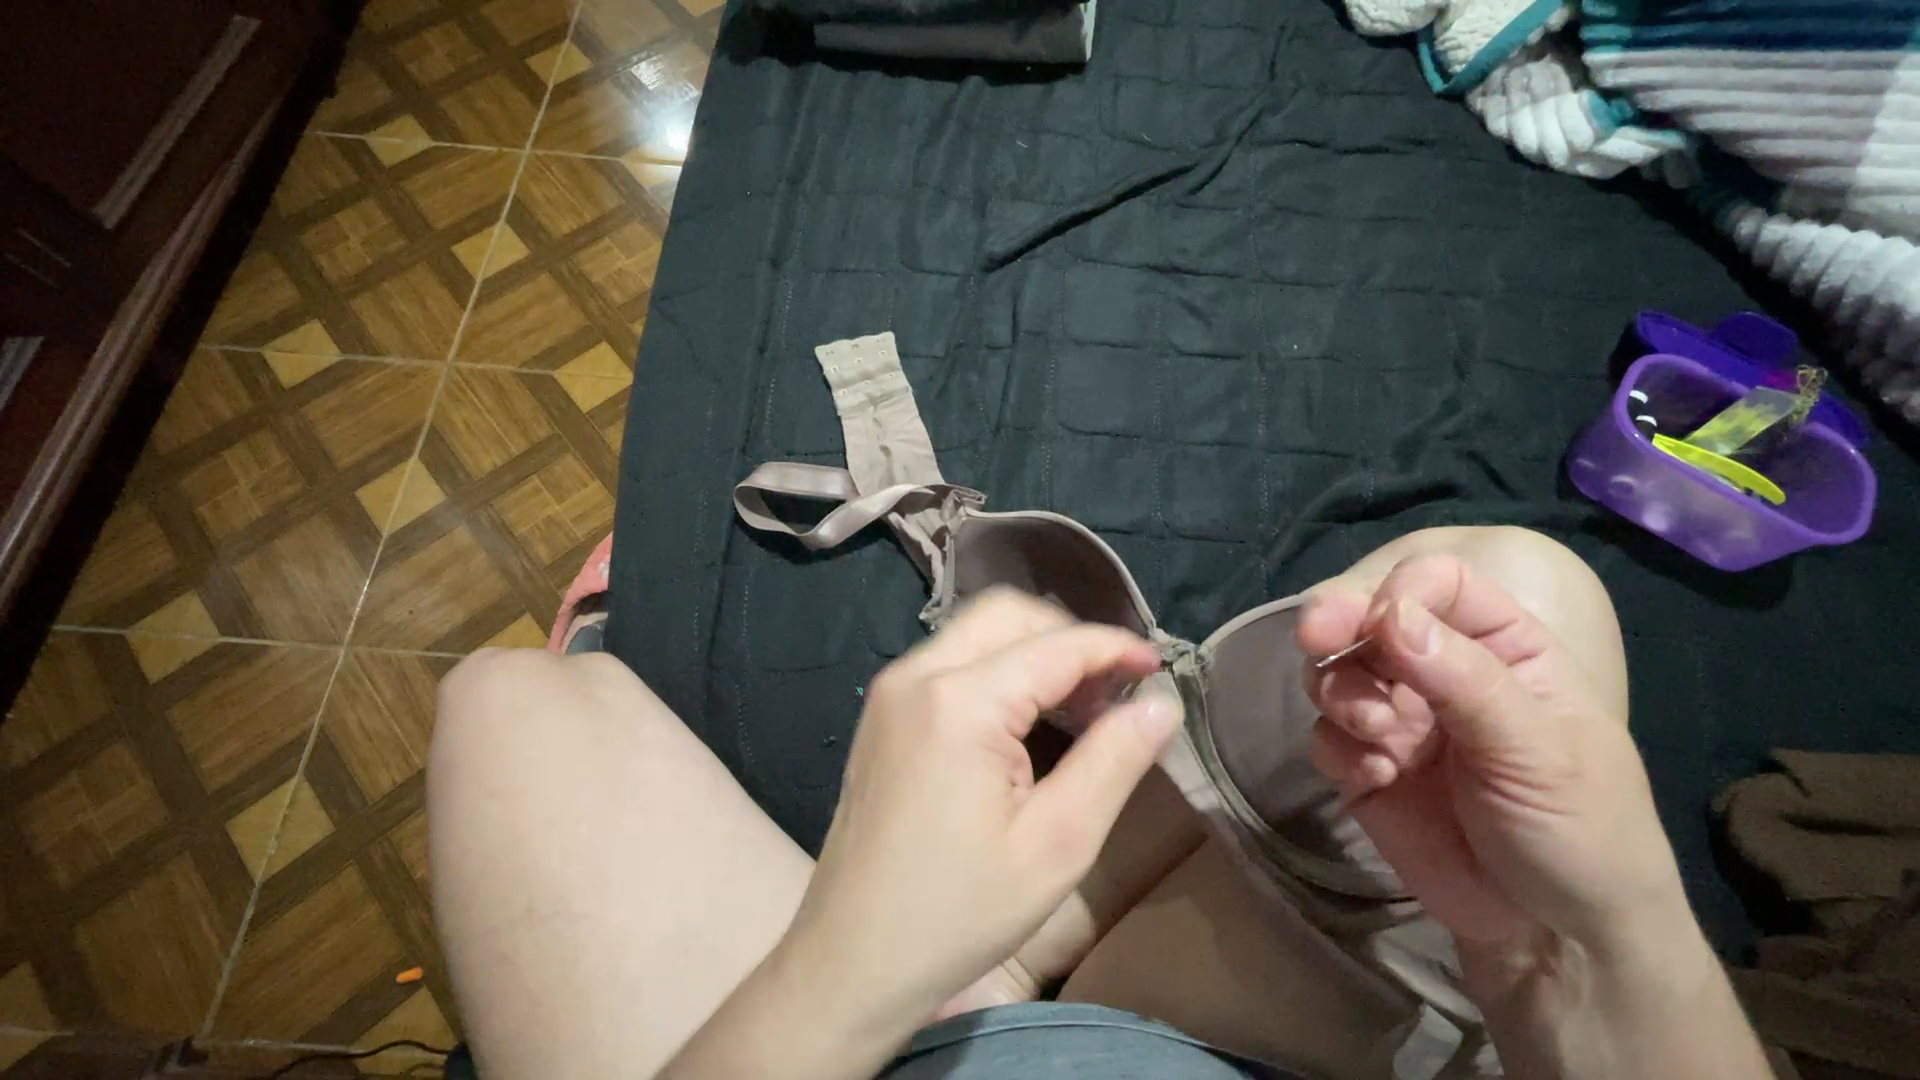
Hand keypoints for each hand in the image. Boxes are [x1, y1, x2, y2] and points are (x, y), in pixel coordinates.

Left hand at [784, 588, 1180, 1025]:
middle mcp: (916, 674)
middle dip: (1070, 638)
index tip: (1160, 668)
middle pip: (1008, 614)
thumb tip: (1161, 704)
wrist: (851, 957)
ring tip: (1078, 708)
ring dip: (1034, 651)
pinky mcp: (882, 711)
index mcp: (959, 701)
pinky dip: (998, 669)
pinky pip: (951, 660)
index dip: (1115, 648)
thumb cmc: (958, 913)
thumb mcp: (1056, 845)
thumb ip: (1113, 762)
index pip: (1055, 645)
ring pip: (978, 631)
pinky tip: (1024, 721)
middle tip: (1112, 694)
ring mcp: (891, 689)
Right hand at [1297, 554, 1689, 959]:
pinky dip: (1339, 750)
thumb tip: (1390, 612)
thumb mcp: (1540, 751)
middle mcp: (1438, 670)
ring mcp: (1396, 716)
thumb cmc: (1579, 829)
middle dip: (1338, 624)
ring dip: (1341, 693)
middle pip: (1367, 617)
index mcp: (1500, 647)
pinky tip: (1375, 777)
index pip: (1438, 584)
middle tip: (1313, 636)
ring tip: (1376, 735)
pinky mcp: (1363, 764)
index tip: (1376, 620)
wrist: (1551, 936)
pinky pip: (1325, 736)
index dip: (1402, 589)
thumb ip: (1465, 679)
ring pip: (1335, 672)